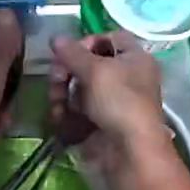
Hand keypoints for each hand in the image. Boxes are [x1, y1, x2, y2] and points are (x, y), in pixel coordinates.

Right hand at [49, 32, 169, 173]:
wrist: (130, 151)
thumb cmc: (119, 101)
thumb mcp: (95, 70)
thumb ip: (72, 52)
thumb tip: (55, 38)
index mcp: (135, 58)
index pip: (110, 38)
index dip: (88, 41)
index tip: (70, 52)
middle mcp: (125, 78)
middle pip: (89, 65)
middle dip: (67, 71)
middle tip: (56, 80)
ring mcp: (112, 102)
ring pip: (79, 88)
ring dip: (62, 93)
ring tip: (56, 103)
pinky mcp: (100, 122)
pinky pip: (78, 110)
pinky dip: (67, 112)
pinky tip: (59, 117)